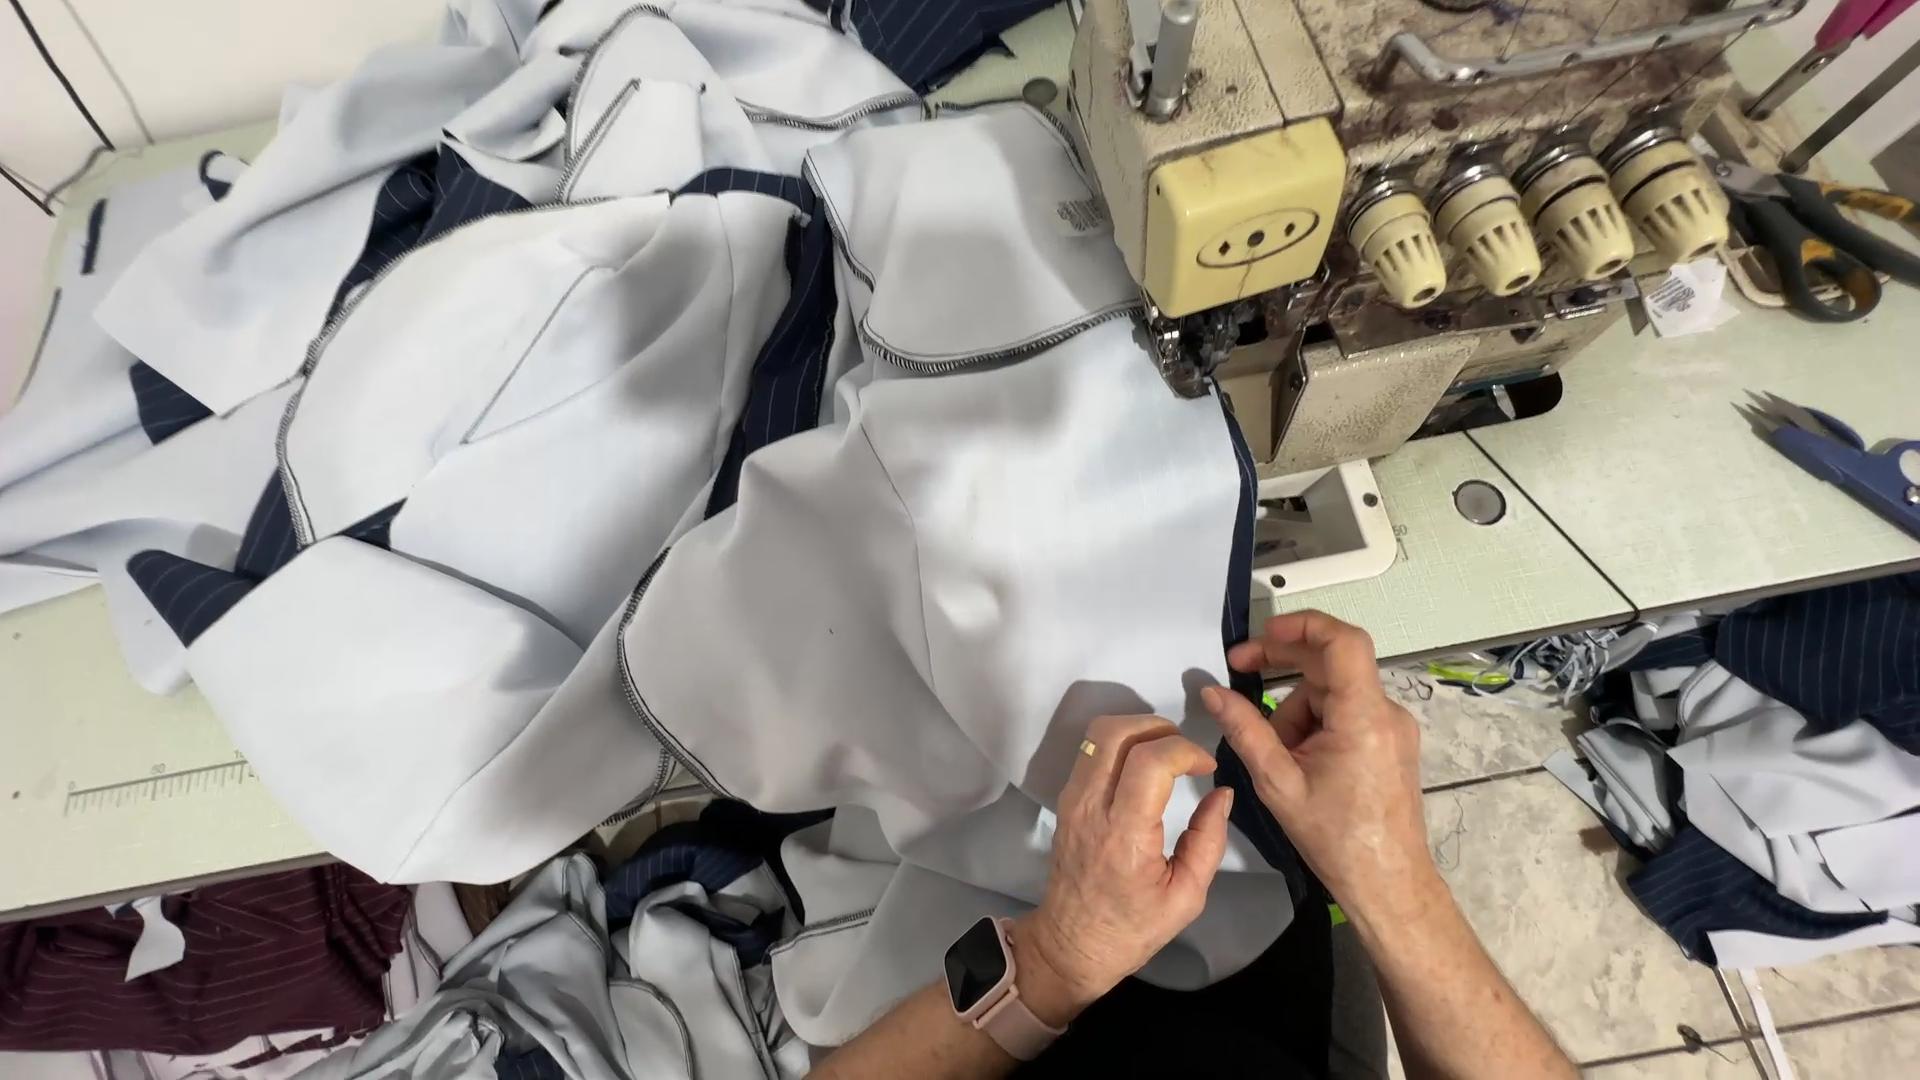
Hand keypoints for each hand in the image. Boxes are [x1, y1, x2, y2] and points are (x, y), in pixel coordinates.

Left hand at [1015, 714, 1234, 1025]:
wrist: (1073, 941)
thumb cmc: (1133, 927)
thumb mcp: (1186, 897)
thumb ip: (1208, 840)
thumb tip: (1222, 792)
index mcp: (1125, 834)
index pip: (1149, 762)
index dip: (1184, 750)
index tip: (1206, 765)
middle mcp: (1091, 806)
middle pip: (1116, 732)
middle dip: (1158, 726)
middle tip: (1185, 749)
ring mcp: (1072, 798)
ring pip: (1098, 734)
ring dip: (1136, 729)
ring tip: (1165, 751)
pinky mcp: (1066, 797)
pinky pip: (1090, 751)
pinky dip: (1119, 743)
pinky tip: (1142, 764)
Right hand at [1201, 611, 1441, 932]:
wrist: (1389, 886)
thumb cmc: (1336, 838)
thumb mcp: (1277, 782)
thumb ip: (1243, 729)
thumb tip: (1212, 691)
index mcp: (1363, 718)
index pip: (1343, 643)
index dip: (1302, 625)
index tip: (1262, 634)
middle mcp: (1385, 712)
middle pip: (1328, 664)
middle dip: (1280, 664)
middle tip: (1237, 670)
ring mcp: (1390, 726)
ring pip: (1328, 692)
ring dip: (1293, 709)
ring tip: (1276, 755)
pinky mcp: (1387, 740)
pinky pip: (1340, 711)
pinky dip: (1310, 723)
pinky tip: (1295, 758)